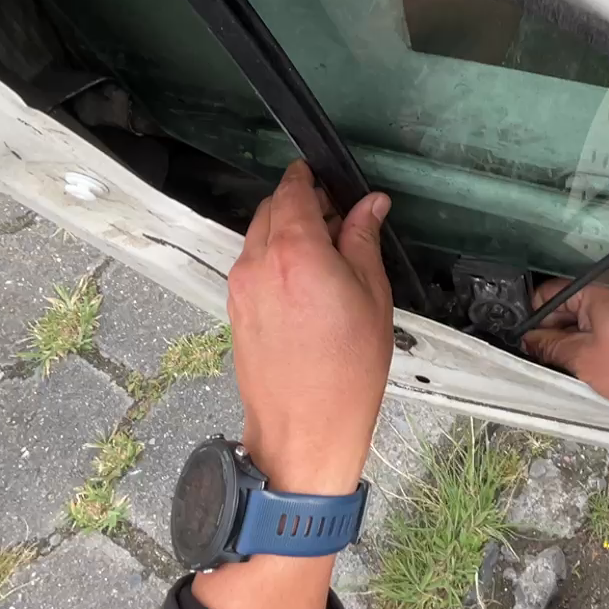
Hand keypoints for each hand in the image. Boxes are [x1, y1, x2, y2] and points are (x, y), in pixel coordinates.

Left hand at [196, 162, 394, 608]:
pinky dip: (274, 255)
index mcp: (297, 251)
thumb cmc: (348, 367)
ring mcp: (241, 286)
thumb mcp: (372, 294)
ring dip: (287, 229)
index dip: (311, 179)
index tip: (329, 179)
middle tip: (339, 217)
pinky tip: (305, 279)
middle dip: (302, 202)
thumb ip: (364, 239)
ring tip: (326, 252)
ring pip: (259, 235)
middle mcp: (259, 261)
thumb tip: (371, 204)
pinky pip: (252, 262)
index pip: (293, 191)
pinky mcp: (235, 308)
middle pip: (272, 209)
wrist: (305, 429)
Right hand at [520, 281, 608, 435]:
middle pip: (569, 307)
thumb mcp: (584, 359)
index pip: (548, 294)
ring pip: (589, 321)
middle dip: (555, 333)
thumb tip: (530, 341)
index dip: (532, 318)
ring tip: (574, 369)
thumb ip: (552, 348)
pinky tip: (600, 368)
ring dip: (577, 342)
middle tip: (545, 361)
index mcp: (594, 291)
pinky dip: (599, 344)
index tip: (525, 341)